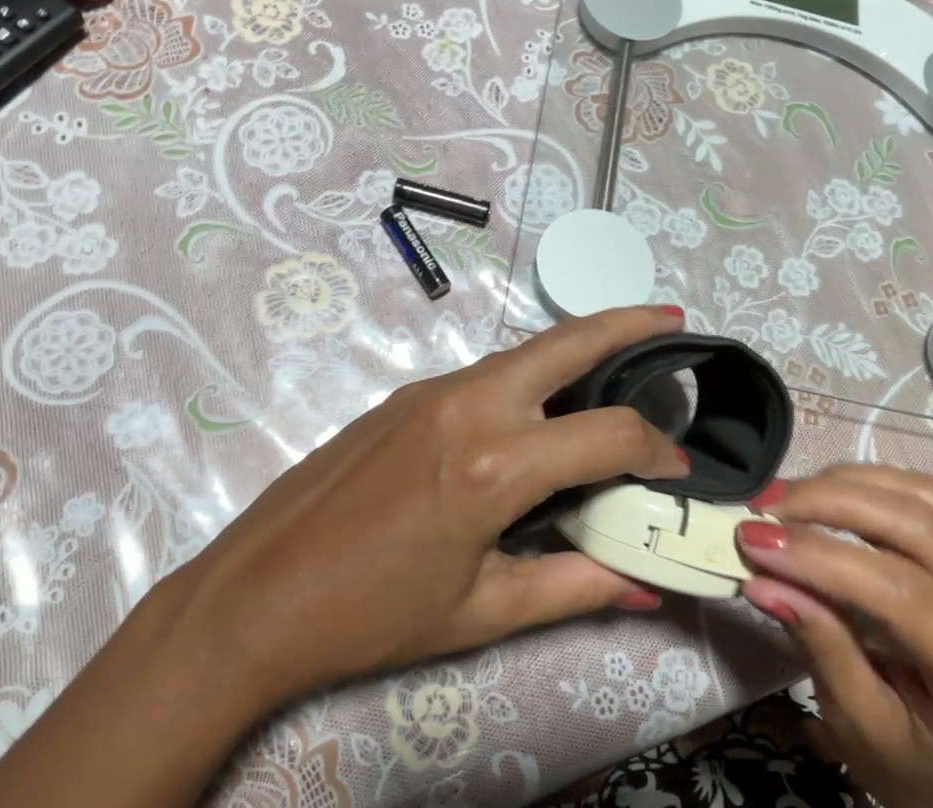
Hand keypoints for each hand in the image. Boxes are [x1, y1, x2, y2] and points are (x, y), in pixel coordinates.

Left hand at [174, 305, 691, 709]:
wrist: (256, 595)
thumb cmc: (372, 614)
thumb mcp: (481, 611)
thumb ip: (572, 587)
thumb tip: (642, 586)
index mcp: (491, 465)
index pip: (606, 434)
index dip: (656, 450)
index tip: (676, 470)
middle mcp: (465, 407)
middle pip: (565, 343)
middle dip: (626, 323)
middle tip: (672, 318)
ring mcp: (428, 394)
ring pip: (521, 354)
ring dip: (574, 350)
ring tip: (617, 365)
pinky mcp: (402, 398)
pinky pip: (482, 375)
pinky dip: (527, 379)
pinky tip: (537, 413)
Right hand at [735, 467, 932, 807]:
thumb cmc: (906, 764)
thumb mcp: (856, 726)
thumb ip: (819, 647)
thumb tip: (763, 580)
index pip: (906, 596)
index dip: (826, 559)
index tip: (756, 541)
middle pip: (923, 530)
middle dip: (834, 504)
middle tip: (765, 508)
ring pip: (929, 501)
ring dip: (852, 484)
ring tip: (789, 496)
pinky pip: (932, 502)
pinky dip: (875, 484)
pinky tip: (830, 492)